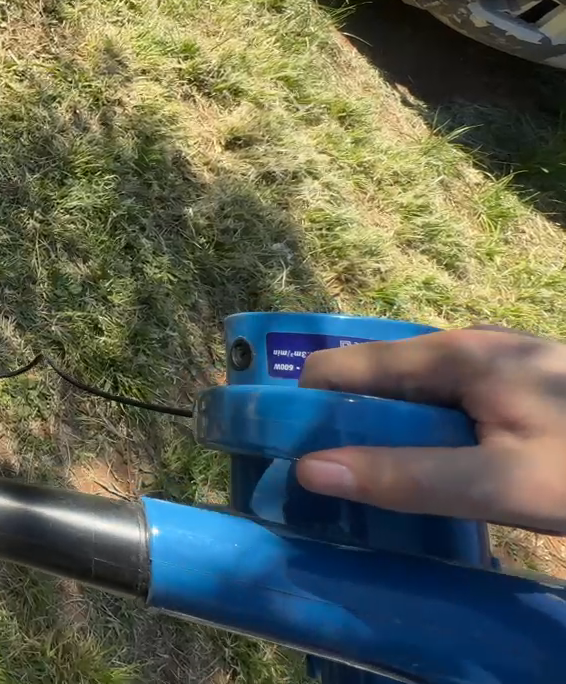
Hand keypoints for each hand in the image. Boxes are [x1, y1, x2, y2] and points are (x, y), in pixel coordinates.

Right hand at [295, 326, 565, 531]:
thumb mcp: (520, 484)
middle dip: (353, 431)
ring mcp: (509, 369)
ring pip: (418, 402)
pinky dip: (443, 445)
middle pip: (376, 384)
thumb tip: (306, 473)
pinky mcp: (540, 396)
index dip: (307, 411)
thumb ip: (411, 476)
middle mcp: (471, 348)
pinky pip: (459, 413)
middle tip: (357, 486)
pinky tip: (467, 482)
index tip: (299, 460)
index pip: (334, 369)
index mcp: (453, 352)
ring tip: (411, 492)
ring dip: (398, 443)